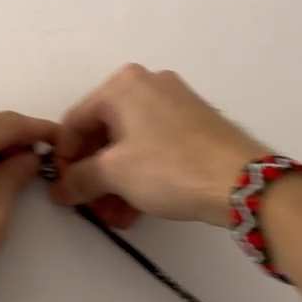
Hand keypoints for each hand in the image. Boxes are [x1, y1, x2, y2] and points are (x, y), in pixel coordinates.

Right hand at [49, 64, 269, 228]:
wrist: (242, 179)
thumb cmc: (169, 167)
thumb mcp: (114, 174)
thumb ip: (78, 179)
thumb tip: (60, 187)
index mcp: (122, 85)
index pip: (75, 122)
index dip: (64, 159)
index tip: (62, 191)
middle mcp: (147, 84)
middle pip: (104, 132)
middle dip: (94, 175)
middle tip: (91, 209)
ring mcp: (175, 101)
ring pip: (131, 143)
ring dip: (116, 181)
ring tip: (117, 217)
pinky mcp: (195, 122)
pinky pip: (154, 145)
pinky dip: (141, 173)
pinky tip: (138, 208)